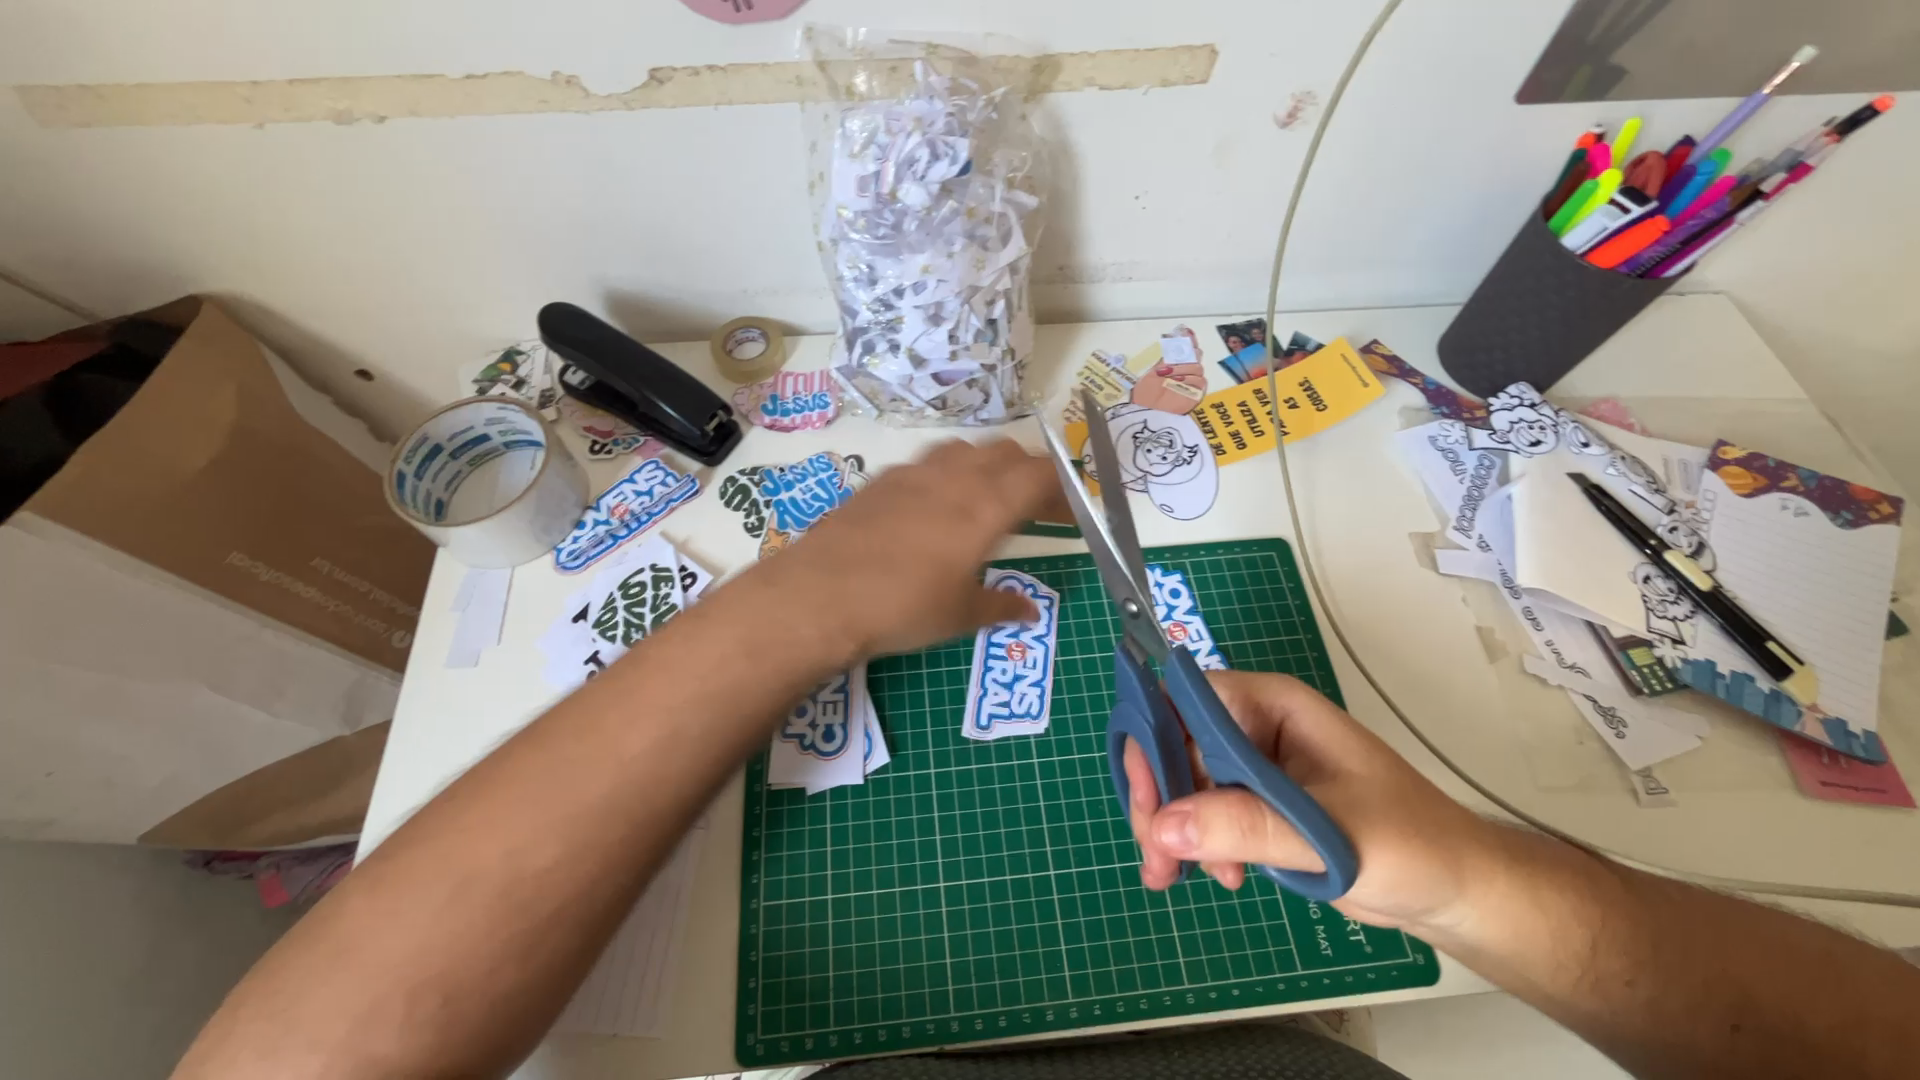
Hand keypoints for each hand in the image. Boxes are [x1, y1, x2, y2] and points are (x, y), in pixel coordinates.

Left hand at [749, 438, 1064, 660]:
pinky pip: (927, 464)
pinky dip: (946, 474)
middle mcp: (953, 477)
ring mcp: (913, 473)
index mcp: (985, 506)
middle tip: (1035, 508)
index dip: (1062, 488)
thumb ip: (1000, 605)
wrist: (820, 595)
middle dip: (1029, 473)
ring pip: (964, 449)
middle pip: (1005, 452)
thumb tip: (1029, 610)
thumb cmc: (902, 608)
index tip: (1070, 511)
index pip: (1039, 475)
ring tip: (987, 499)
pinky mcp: (880, 481)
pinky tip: (934, 507)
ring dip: (986, 466)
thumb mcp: (959, 615)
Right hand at [1125, 671, 1498, 932]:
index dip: (1155, 737)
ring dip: (1169, 828)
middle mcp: (1253, 727)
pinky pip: (1201, 813)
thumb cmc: (1409, 845)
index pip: (1186, 699)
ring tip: (1172, 877)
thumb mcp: (1326, 834)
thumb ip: (1246, 826)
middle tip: (1155, 855)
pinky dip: (1190, 844)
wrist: (1453, 891)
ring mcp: (1251, 767)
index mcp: (1271, 706)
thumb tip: (1164, 826)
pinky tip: (1210, 876)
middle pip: (1173, 743)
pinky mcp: (1254, 806)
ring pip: (1180, 782)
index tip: (1147, 796)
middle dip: (1157, 798)